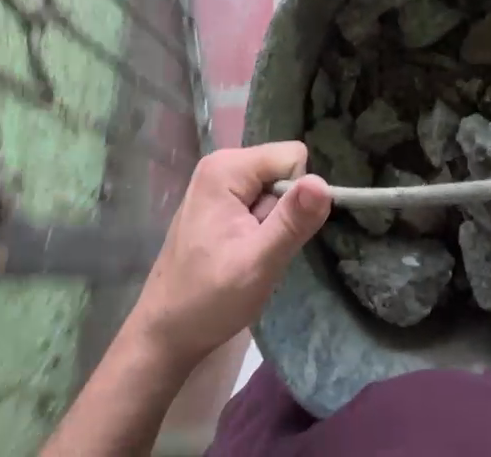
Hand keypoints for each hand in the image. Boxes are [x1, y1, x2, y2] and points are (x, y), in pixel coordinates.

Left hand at [124, 142, 331, 369]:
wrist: (166, 333)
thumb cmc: (209, 300)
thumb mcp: (258, 264)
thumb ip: (292, 221)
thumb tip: (324, 183)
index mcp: (226, 167)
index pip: (293, 157)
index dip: (296, 197)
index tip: (275, 233)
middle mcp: (221, 164)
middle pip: (283, 169)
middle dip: (285, 210)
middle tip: (260, 247)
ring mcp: (219, 183)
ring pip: (275, 189)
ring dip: (274, 223)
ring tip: (251, 253)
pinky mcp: (221, 203)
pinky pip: (262, 202)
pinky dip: (263, 228)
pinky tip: (245, 252)